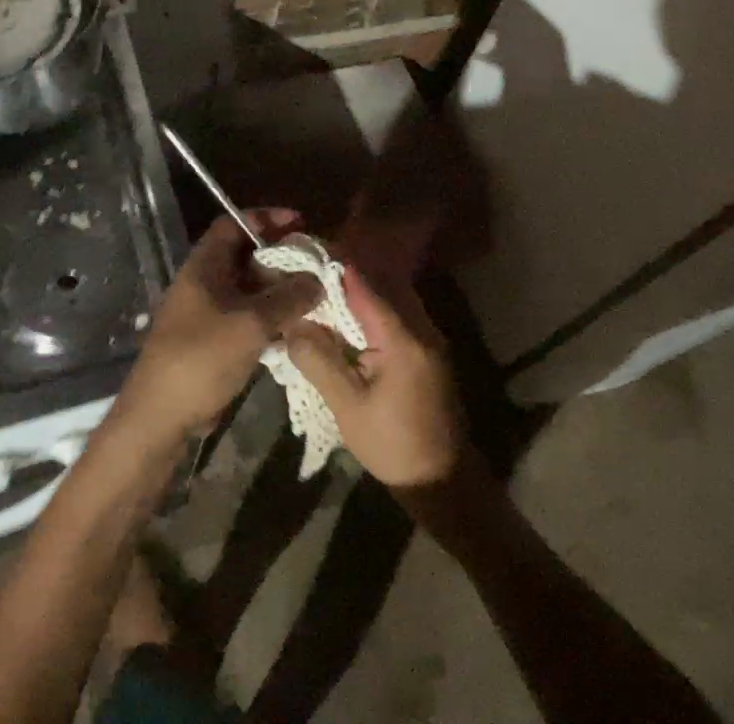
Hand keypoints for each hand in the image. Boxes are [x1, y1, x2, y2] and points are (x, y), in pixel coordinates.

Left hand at [116, 210, 320, 440]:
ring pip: (249, 290)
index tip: (300, 224)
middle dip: (281, 258)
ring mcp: (208, 314)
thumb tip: (317, 280)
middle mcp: (204, 284)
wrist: (162, 415)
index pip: (233, 224)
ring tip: (315, 296)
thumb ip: (288, 297)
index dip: (265, 219)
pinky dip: (272, 317)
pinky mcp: (214, 342)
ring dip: (280, 291)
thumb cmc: (201, 358)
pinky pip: (248, 318)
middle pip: (245, 257)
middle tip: (316, 266)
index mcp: (203, 267)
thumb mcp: (251, 322)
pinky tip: (297, 327)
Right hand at [283, 268, 464, 488]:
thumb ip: (319, 360)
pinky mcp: (427, 352)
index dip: (333, 267)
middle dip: (346, 274)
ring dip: (360, 291)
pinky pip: (399, 316)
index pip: (365, 286)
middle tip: (308, 273)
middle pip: (383, 283)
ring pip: (393, 297)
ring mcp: (429, 339)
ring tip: (321, 293)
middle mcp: (422, 328)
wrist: (440, 477)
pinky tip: (346, 321)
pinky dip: (373, 309)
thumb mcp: (346, 405)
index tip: (303, 255)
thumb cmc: (391, 444)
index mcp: (403, 338)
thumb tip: (293, 323)